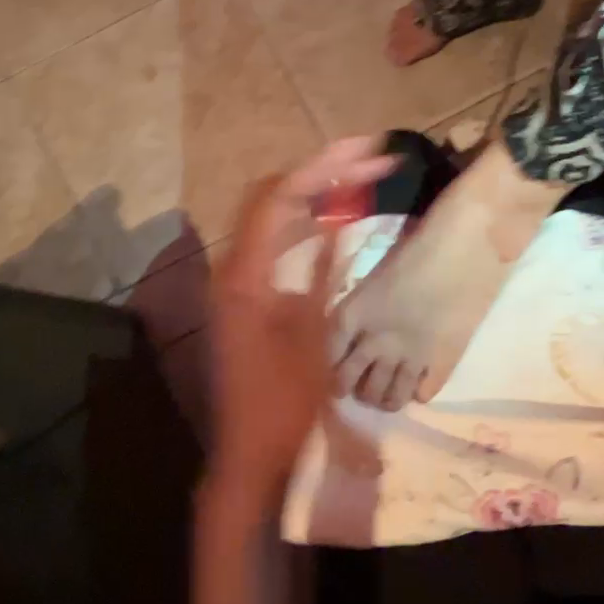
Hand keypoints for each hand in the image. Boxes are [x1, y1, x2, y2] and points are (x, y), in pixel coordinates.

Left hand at [207, 137, 395, 501]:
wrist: (253, 452)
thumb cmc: (287, 400)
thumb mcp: (315, 334)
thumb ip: (323, 269)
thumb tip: (339, 217)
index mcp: (246, 273)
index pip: (282, 196)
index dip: (326, 166)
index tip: (370, 150)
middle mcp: (233, 268)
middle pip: (272, 198)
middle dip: (321, 172)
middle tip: (369, 158)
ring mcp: (237, 284)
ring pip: (273, 219)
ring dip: (313, 196)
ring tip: (359, 179)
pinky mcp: (247, 299)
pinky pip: (275, 246)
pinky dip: (304, 227)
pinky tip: (335, 224)